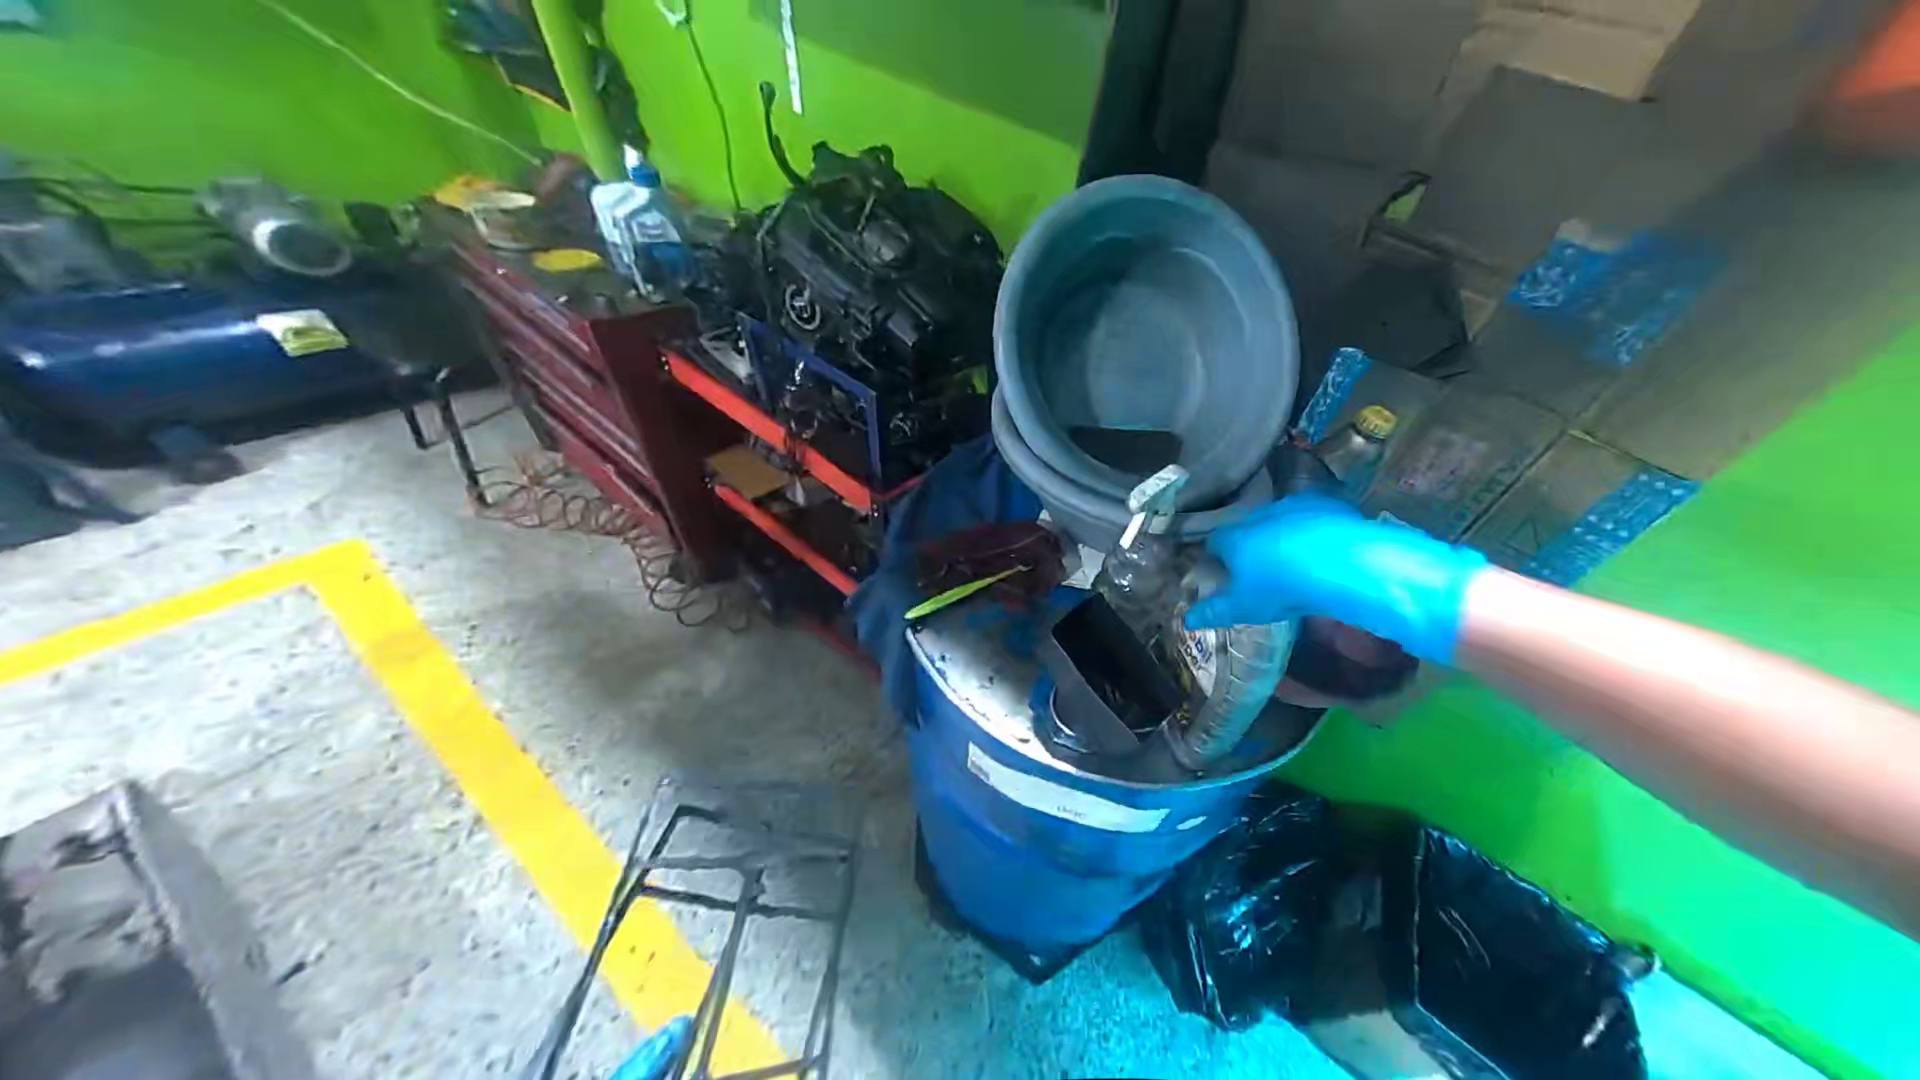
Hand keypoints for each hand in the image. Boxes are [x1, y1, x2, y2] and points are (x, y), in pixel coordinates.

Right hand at [1184, 494, 1486, 663]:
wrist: (1344, 564)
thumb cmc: (1282, 587)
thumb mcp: (1246, 606)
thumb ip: (1215, 611)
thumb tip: (1186, 620)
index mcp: (1234, 536)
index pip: (1214, 544)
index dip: (1217, 560)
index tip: (1225, 577)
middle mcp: (1259, 514)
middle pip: (1246, 530)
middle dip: (1250, 548)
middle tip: (1261, 574)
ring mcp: (1295, 506)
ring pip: (1279, 523)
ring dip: (1281, 540)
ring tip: (1294, 565)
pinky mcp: (1328, 505)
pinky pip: (1312, 520)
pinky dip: (1312, 535)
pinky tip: (1323, 555)